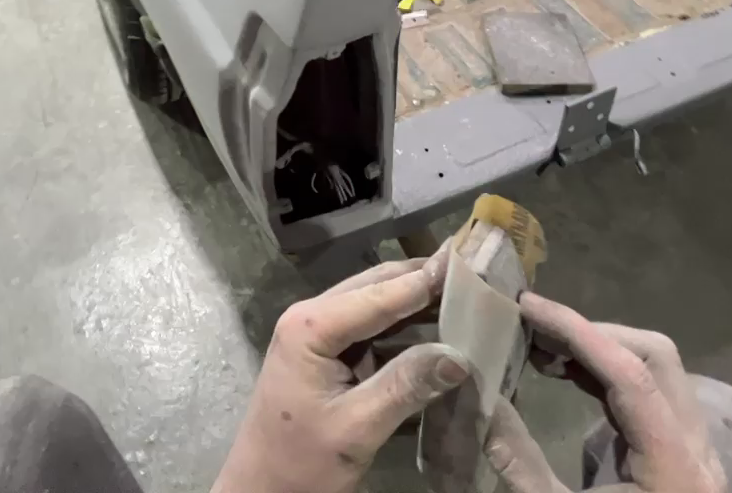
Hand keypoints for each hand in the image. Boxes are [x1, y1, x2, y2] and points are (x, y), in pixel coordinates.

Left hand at [212, 255, 471, 492]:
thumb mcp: (355, 429)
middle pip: (375, 287)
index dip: (421, 280)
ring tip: (462, 291)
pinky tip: (436, 326)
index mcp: (310, 325)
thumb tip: (458, 356)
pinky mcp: (328, 352)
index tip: (464, 262)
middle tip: (469, 269)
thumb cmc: (301, 462)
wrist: (261, 490)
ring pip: (374, 303)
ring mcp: (318, 332)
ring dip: (414, 300)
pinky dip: (403, 325)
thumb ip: (404, 387)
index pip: (376, 295)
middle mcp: (312, 315)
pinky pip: (371, 328)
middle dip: (420, 279)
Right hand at [483, 294, 722, 492]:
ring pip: (655, 366)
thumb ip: (518, 462)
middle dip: (589, 331)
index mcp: (676, 471)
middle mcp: (697, 452)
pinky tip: (561, 372)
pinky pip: (647, 389)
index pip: (631, 374)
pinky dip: (602, 368)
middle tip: (530, 328)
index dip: (575, 331)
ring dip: (596, 345)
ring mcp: (695, 453)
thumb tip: (477, 396)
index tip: (524, 307)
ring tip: (538, 347)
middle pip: (654, 356)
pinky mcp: (681, 456)